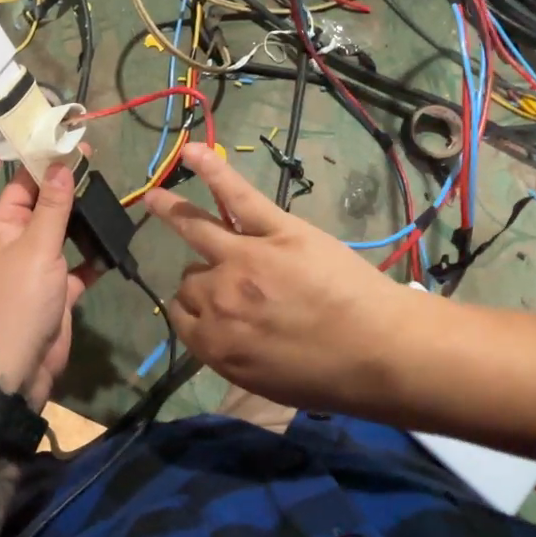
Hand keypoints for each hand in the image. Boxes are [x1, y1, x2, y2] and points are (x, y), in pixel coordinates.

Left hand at [0, 162, 96, 406]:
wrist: (22, 364)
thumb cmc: (23, 298)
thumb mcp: (38, 246)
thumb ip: (52, 206)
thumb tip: (60, 165)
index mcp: (4, 225)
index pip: (24, 182)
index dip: (47, 161)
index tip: (75, 143)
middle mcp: (18, 240)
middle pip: (45, 204)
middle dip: (69, 188)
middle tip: (99, 168)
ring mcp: (38, 265)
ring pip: (63, 232)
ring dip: (83, 221)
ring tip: (110, 200)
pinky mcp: (58, 288)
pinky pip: (78, 264)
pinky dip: (94, 257)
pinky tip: (113, 247)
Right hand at [146, 143, 421, 412]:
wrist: (381, 351)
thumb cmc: (330, 378)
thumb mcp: (266, 384)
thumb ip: (229, 353)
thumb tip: (215, 332)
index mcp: (213, 341)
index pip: (181, 315)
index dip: (195, 312)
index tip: (210, 313)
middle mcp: (219, 296)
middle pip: (190, 279)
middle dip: (203, 282)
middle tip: (231, 287)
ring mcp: (243, 256)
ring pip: (195, 230)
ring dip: (170, 209)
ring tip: (154, 196)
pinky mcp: (274, 228)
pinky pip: (235, 196)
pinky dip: (213, 170)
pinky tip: (191, 152)